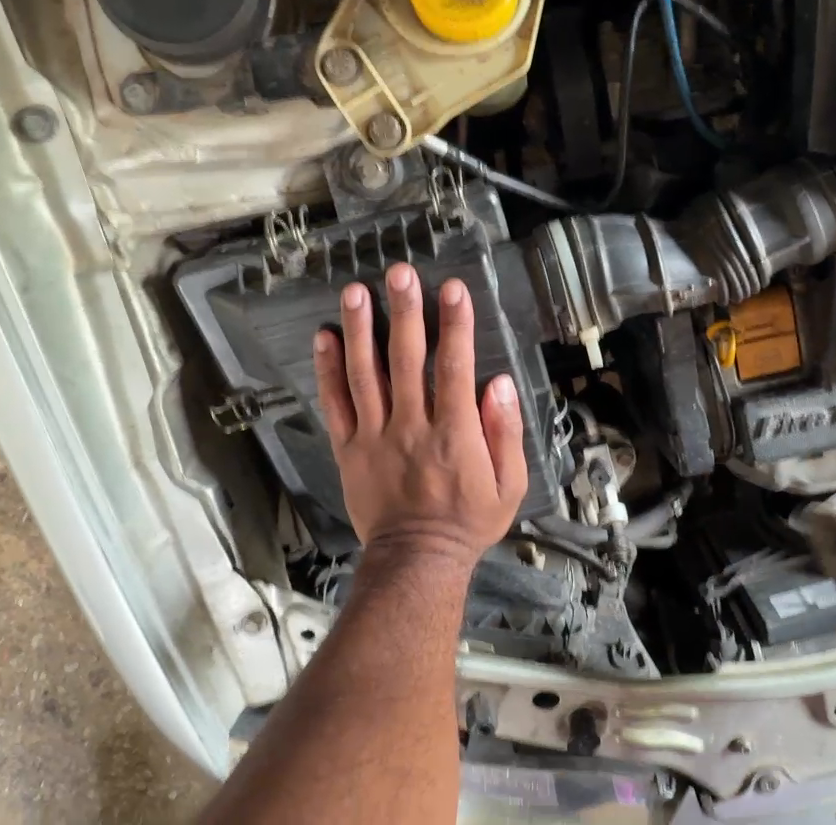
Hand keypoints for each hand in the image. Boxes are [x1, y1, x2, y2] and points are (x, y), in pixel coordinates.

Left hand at [313, 263, 528, 566]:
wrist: (417, 561)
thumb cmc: (469, 520)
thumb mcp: (510, 484)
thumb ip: (505, 432)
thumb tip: (499, 383)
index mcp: (454, 433)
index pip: (454, 368)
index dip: (455, 325)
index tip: (453, 289)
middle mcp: (411, 427)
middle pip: (405, 360)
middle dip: (403, 312)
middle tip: (399, 273)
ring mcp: (375, 437)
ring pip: (364, 374)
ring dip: (360, 330)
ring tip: (355, 291)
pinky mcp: (349, 449)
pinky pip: (336, 404)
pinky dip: (328, 370)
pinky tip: (326, 337)